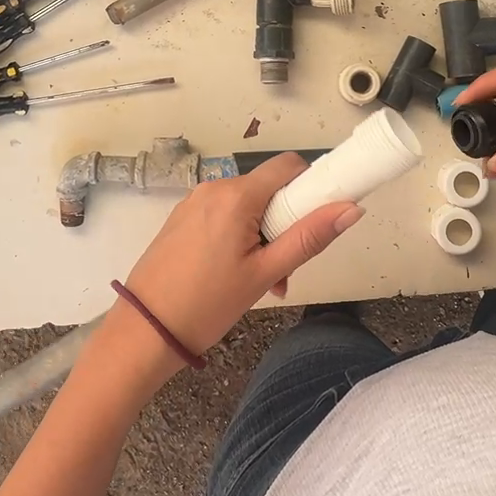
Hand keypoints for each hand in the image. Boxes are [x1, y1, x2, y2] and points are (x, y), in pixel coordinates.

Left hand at [121, 153, 362, 355]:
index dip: (311, 186)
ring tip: (259, 282)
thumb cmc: (209, 304)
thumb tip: (351, 209)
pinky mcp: (181, 218)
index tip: (318, 219)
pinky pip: (222, 216)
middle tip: (284, 269)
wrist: (144, 330)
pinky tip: (232, 276)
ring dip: (262, 235)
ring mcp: (194, 201)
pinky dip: (237, 237)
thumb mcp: (266, 273)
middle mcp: (214, 187)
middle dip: (285, 223)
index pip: (288, 165)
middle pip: (268, 189)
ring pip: (245, 206)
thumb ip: (310, 238)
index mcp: (237, 195)